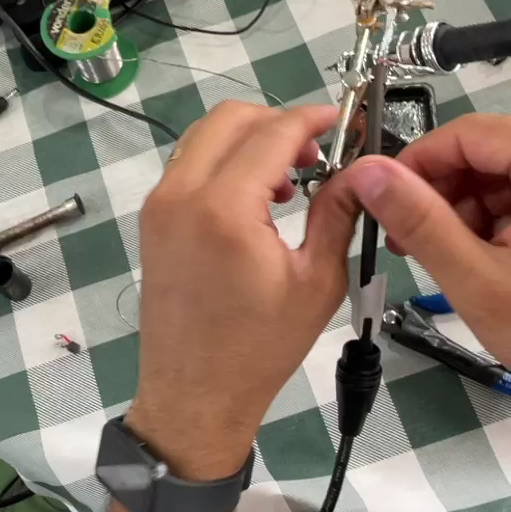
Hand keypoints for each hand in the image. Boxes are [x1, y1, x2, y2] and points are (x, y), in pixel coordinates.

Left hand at [131, 102, 360, 479]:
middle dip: (278, 122)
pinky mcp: (151, 220)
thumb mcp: (316, 280)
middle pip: (231, 119)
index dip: (313, 119)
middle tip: (314, 155)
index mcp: (223, 208)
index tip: (342, 121)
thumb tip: (358, 170)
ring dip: (248, 140)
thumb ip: (337, 213)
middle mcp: (180, 194)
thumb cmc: (260, 347)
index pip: (273, 132)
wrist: (194, 393)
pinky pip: (187, 165)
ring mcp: (158, 205)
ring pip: (204, 136)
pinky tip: (254, 198)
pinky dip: (222, 162)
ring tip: (287, 181)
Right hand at [323, 115, 510, 433]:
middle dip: (443, 192)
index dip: (417, 163)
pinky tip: (483, 257)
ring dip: (466, 209)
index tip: (382, 204)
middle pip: (491, 150)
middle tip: (408, 242)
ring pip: (506, 171)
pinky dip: (497, 218)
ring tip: (446, 258)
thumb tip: (366, 171)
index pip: (473, 133)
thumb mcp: (478, 280)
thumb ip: (418, 220)